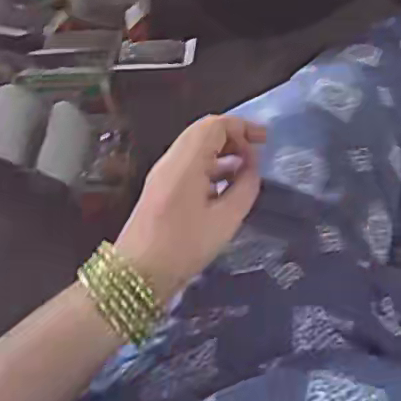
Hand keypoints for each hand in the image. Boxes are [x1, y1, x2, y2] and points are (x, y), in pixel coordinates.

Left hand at [114, 115, 265, 295]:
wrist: (136, 275)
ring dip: (223, 151)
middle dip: (234, 136)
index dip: (243, 127)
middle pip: (205, 131)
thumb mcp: (225, 220)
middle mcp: (172, 160)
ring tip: (247, 169)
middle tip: (257, 151)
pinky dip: (211, 164)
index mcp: (186, 161)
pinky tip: (226, 185)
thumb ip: (245, 188)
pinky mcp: (160, 187)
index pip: (216, 125)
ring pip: (196, 146)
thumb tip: (251, 169)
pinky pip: (189, 163)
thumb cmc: (183, 246)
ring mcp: (163, 173)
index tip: (264, 141)